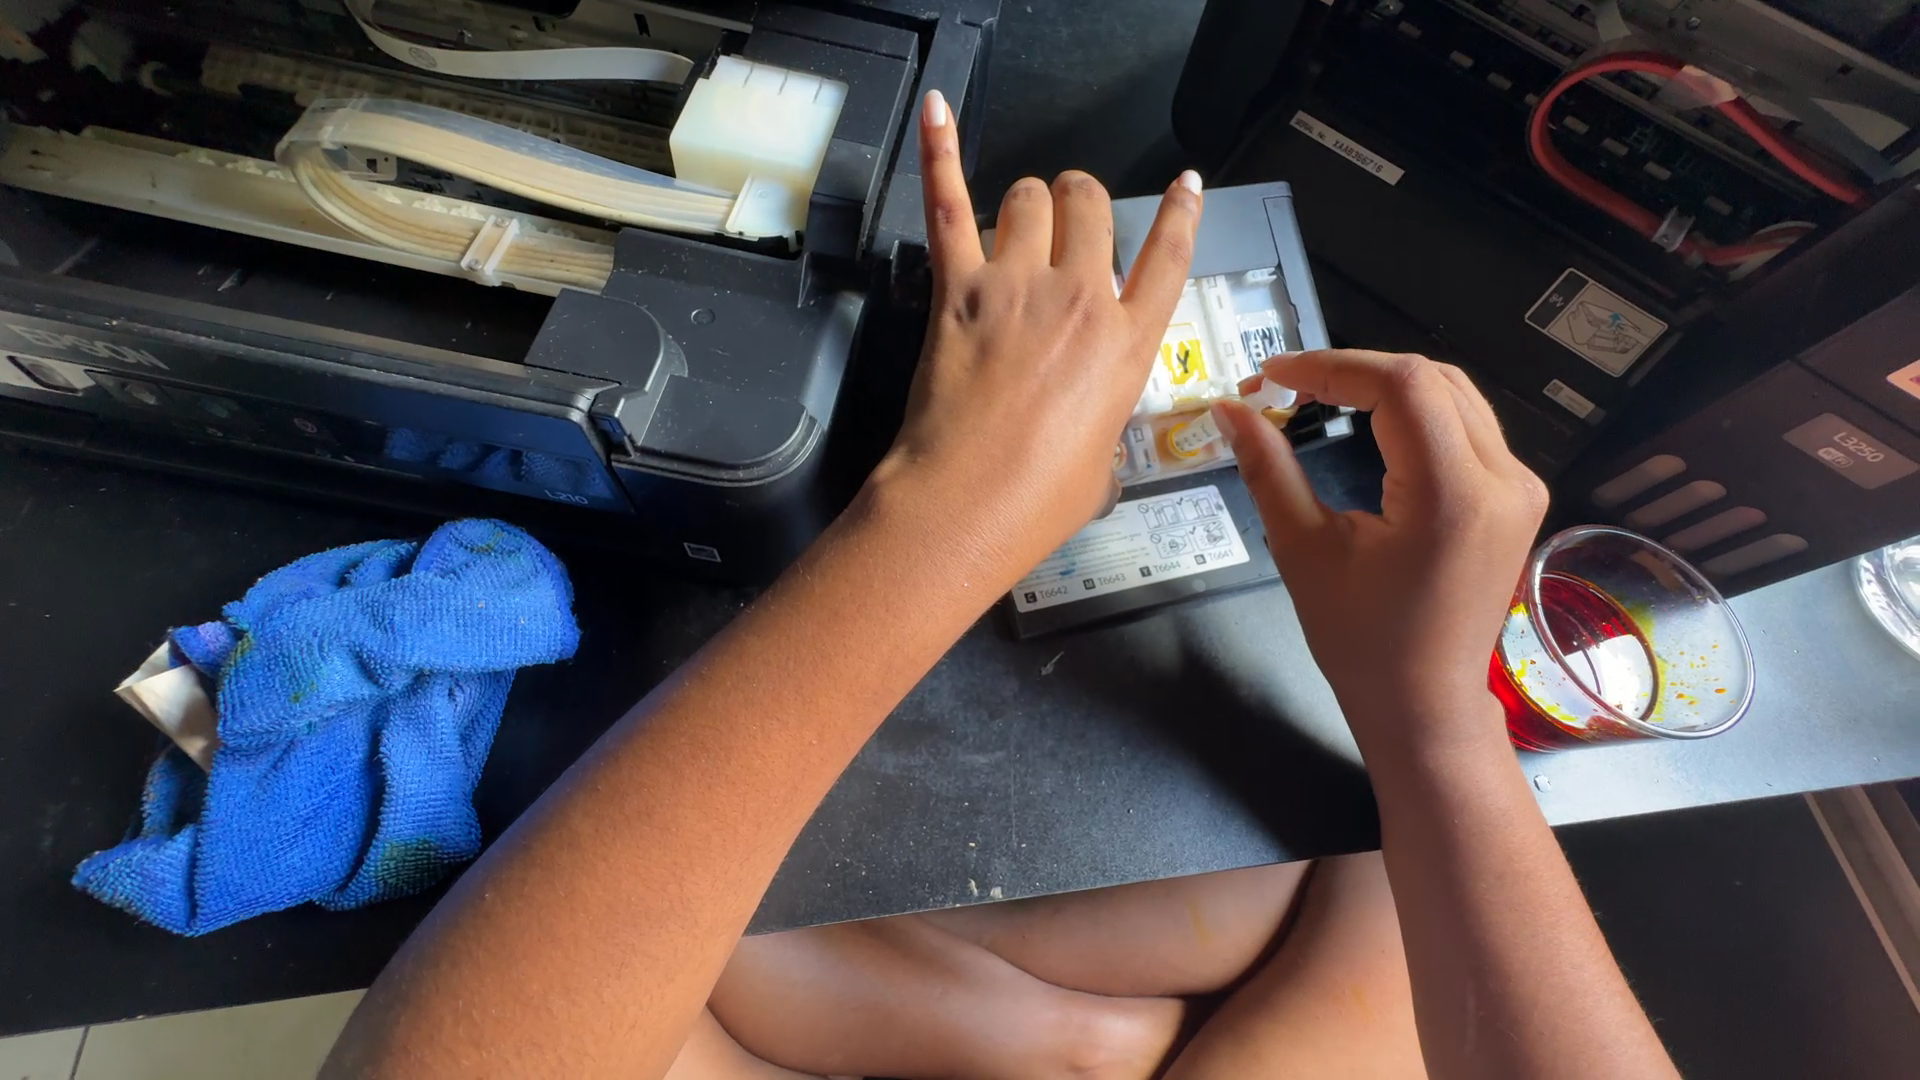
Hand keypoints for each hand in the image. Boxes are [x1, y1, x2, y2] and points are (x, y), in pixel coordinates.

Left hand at [865, 89, 1202, 589]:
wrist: (968, 503)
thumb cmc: (1038, 502)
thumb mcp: (1100, 471)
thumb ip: (1101, 435)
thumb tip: (1089, 441)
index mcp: (1127, 346)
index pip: (1169, 258)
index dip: (1181, 215)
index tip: (1185, 187)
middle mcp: (1080, 300)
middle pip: (1093, 206)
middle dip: (1084, 203)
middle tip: (1070, 221)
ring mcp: (1017, 286)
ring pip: (1030, 196)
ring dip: (1028, 201)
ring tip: (1019, 220)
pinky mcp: (959, 289)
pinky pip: (949, 205)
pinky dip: (941, 155)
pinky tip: (939, 111)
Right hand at [1212, 350, 1548, 760]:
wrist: (1422, 699)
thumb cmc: (1356, 636)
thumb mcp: (1301, 549)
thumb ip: (1267, 469)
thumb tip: (1228, 411)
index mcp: (1452, 495)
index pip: (1400, 386)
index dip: (1329, 366)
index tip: (1270, 375)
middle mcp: (1503, 478)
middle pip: (1431, 377)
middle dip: (1350, 369)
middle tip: (1284, 386)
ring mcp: (1518, 485)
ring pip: (1451, 393)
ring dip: (1380, 383)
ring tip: (1314, 396)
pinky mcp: (1514, 495)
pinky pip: (1463, 424)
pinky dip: (1408, 408)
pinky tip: (1363, 420)